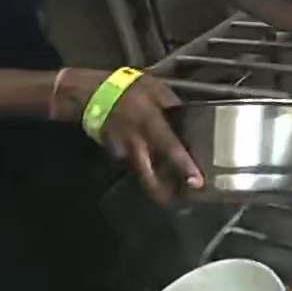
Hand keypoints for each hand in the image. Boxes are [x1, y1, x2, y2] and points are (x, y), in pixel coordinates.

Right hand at [56, 68, 203, 203]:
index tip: (196, 182)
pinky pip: (131, 162)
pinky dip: (141, 165)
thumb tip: (188, 113)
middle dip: (162, 193)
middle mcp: (137, 144)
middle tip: (177, 201)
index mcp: (151, 125)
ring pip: (140, 173)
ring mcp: (123, 151)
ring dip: (153, 182)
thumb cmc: (130, 89)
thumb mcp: (157, 89)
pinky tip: (148, 162)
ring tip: (167, 188)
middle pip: (149, 178)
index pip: (171, 149)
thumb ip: (173, 104)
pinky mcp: (113, 152)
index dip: (184, 167)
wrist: (94, 92)